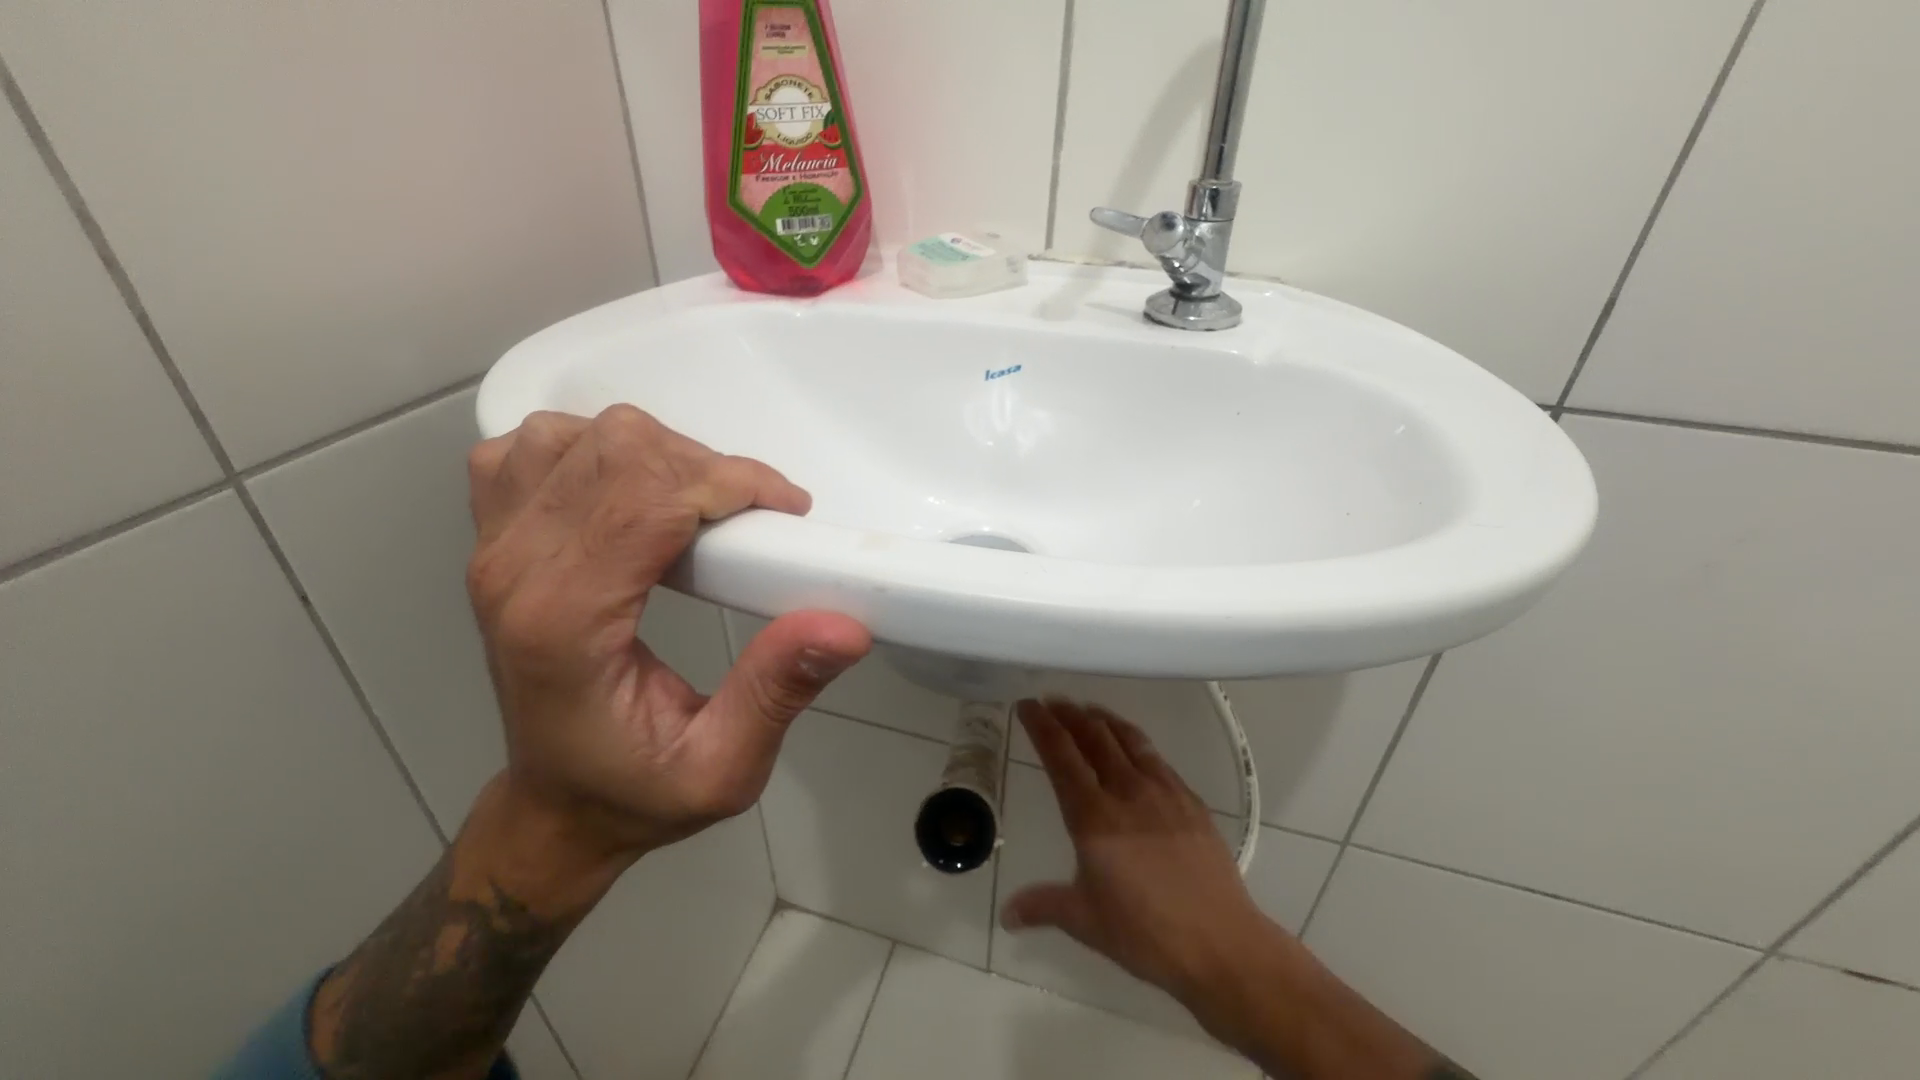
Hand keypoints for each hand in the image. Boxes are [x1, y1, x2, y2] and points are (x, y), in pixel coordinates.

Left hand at [464, 405, 871, 867]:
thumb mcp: (724, 769)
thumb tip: (845, 626)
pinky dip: (589, 450)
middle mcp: (515, 571)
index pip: (646, 498)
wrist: (554, 807)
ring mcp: (491, 547)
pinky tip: (627, 493)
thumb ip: (776, 693)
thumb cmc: (637, 794)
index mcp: (566, 623)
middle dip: (702, 465)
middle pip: (614, 450)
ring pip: (573, 434)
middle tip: (747, 516)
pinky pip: (530, 448)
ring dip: (650, 454)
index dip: (730, 481)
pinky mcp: (490, 538)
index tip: (787, 510)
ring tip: (694, 505)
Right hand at [1001, 698, 1278, 1003]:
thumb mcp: (1085, 921)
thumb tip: (1008, 915)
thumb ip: (1044, 906)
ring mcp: (1165, 794)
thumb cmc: (1145, 934)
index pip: (1061, 757)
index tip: (1027, 706)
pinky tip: (1135, 749)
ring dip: (1104, 720)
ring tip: (1089, 710)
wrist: (1220, 943)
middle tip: (1053, 701)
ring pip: (1130, 740)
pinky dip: (1137, 743)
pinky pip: (1158, 760)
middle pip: (1095, 738)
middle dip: (1069, 714)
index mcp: (1093, 818)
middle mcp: (1127, 794)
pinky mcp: (1192, 804)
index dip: (1041, 727)